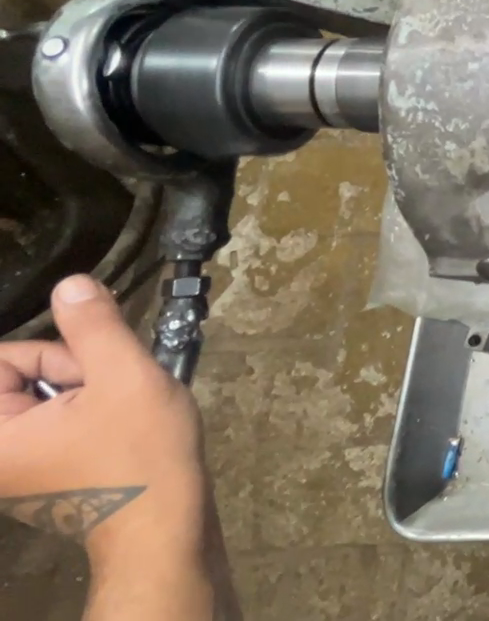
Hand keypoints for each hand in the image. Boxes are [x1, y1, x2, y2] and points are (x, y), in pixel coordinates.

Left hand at [0, 276, 208, 568]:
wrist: (159, 515)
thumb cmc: (140, 447)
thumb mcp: (127, 376)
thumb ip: (95, 328)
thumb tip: (70, 285)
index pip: (2, 359)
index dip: (59, 355)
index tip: (98, 377)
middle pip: (15, 380)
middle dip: (74, 375)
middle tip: (114, 396)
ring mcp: (5, 467)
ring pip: (34, 401)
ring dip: (82, 395)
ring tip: (119, 414)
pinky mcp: (24, 477)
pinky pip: (43, 426)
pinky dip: (80, 417)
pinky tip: (112, 432)